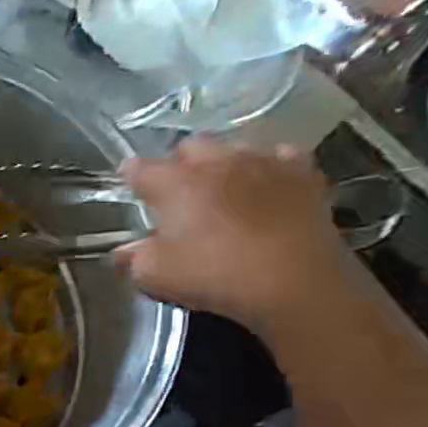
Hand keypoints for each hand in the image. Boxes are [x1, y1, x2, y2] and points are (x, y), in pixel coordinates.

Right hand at [115, 140, 365, 334]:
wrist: (291, 281)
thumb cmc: (211, 275)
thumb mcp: (154, 275)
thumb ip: (133, 258)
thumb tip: (124, 251)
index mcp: (177, 184)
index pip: (143, 169)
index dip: (130, 173)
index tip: (126, 177)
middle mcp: (220, 163)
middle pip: (192, 146)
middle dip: (178, 162)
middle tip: (174, 187)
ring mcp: (266, 163)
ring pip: (236, 147)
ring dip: (221, 162)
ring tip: (218, 185)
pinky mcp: (303, 174)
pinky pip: (280, 156)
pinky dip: (267, 166)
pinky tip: (263, 182)